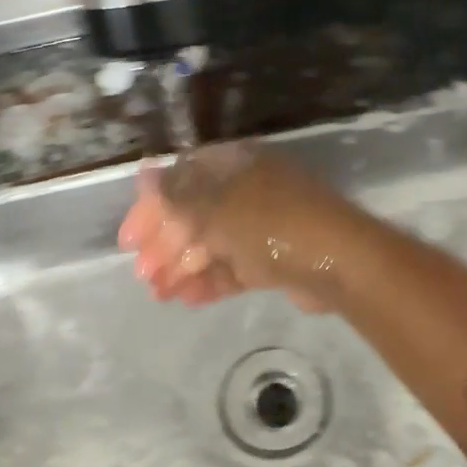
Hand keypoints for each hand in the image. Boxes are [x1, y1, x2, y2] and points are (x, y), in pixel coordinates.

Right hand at [117, 143, 358, 308]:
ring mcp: (262, 228)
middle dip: (165, 246)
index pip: (180, 182)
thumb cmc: (272, 224)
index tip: (128, 242)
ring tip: (159, 294)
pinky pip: (234, 269)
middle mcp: (246, 192)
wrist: (338, 263)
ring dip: (182, 269)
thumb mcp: (217, 206)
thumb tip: (144, 172)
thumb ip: (178, 194)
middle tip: (143, 275)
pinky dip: (210, 282)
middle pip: (194, 217)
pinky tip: (187, 299)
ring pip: (212, 247)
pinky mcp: (275, 261)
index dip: (151, 211)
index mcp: (233, 167)